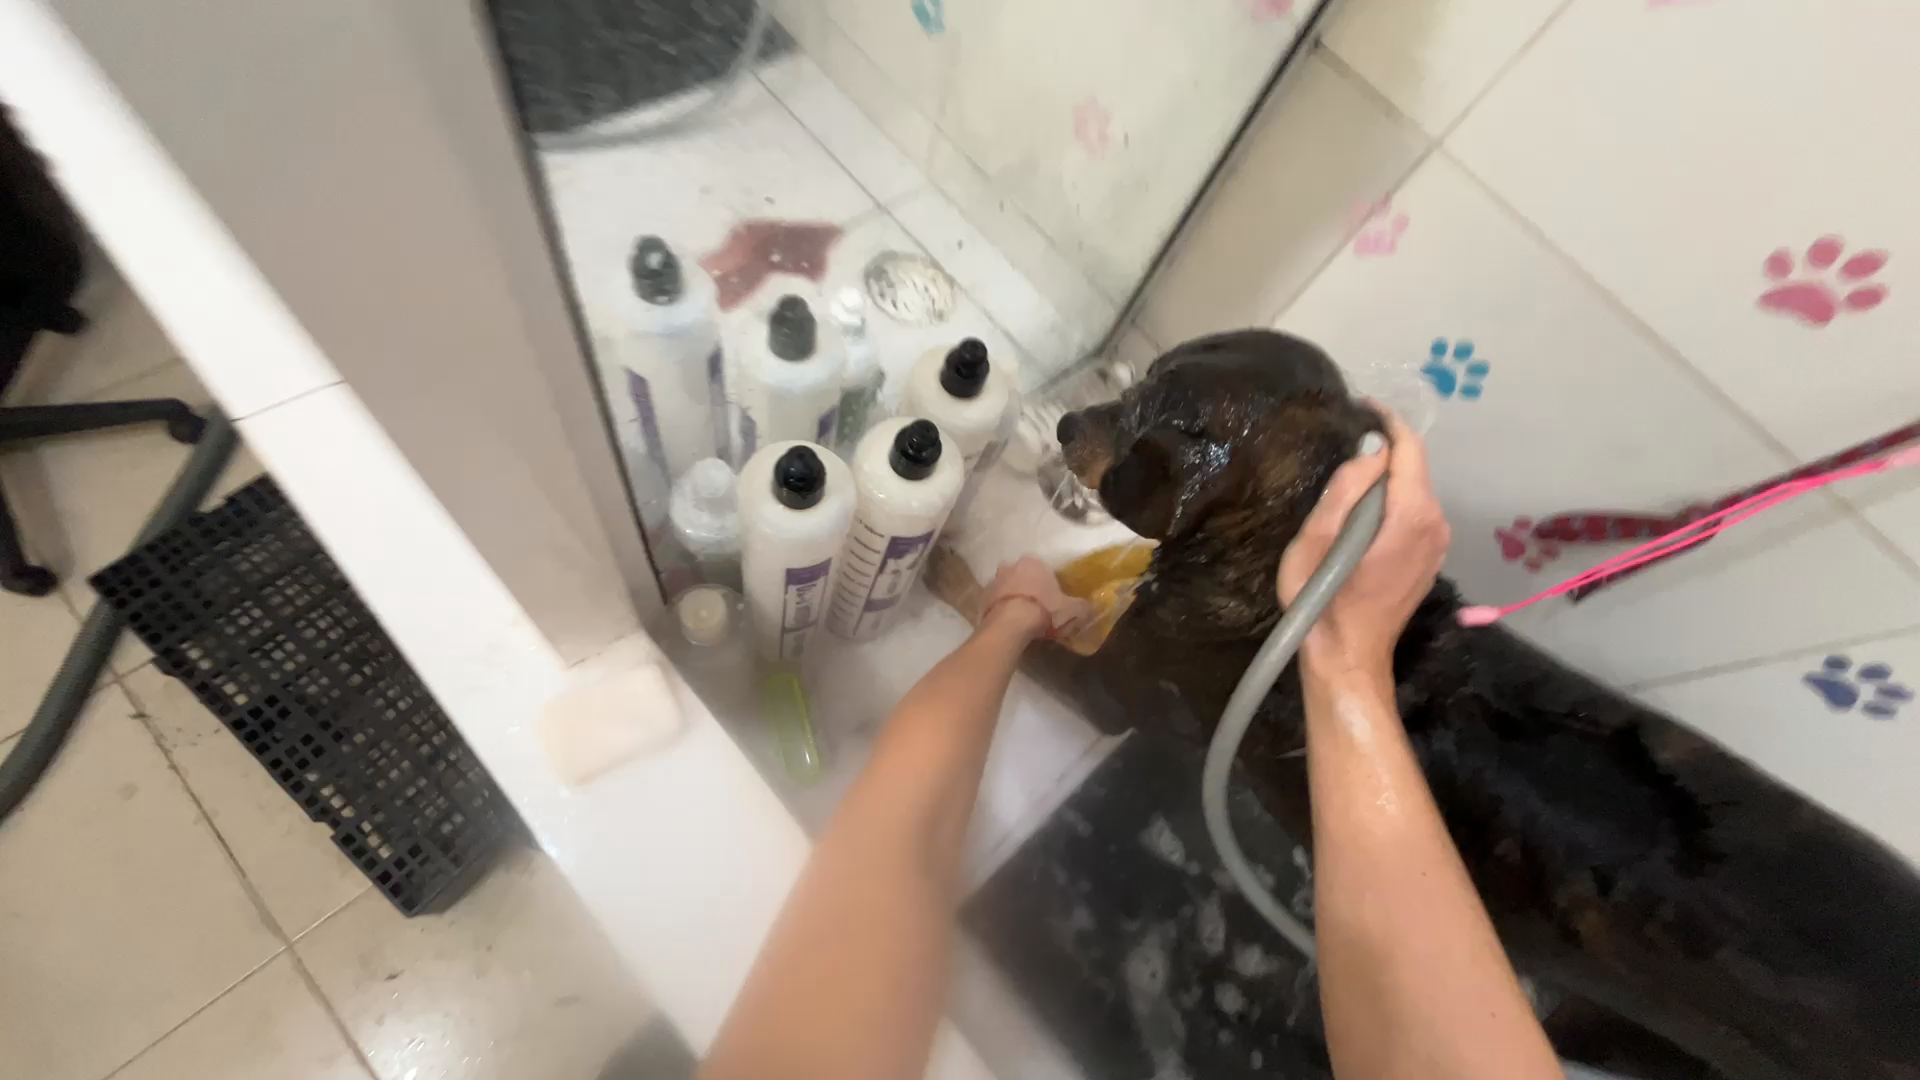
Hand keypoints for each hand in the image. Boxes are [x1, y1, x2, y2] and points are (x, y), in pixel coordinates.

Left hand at [979, 557, 1093, 641]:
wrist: (1010, 624)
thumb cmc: (1044, 610)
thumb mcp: (1071, 609)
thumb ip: (1082, 606)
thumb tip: (1089, 606)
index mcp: (1033, 562)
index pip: (1043, 569)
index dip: (1048, 584)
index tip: (1051, 598)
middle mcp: (1011, 565)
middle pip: (1022, 575)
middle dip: (1027, 587)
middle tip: (1036, 606)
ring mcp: (993, 580)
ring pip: (1006, 587)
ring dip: (1011, 597)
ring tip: (1020, 616)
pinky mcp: (981, 597)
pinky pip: (994, 601)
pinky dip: (1000, 608)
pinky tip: (1007, 622)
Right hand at [1277, 407, 1449, 678]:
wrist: (1347, 654)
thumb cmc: (1320, 599)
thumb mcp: (1315, 542)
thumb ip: (1345, 491)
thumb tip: (1371, 449)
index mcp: (1411, 515)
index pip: (1410, 450)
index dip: (1387, 422)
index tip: (1358, 406)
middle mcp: (1435, 523)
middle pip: (1413, 469)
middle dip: (1382, 450)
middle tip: (1341, 442)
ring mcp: (1437, 543)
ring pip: (1414, 491)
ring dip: (1384, 478)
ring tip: (1345, 476)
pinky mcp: (1429, 558)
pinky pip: (1414, 513)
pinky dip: (1391, 501)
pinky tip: (1360, 513)